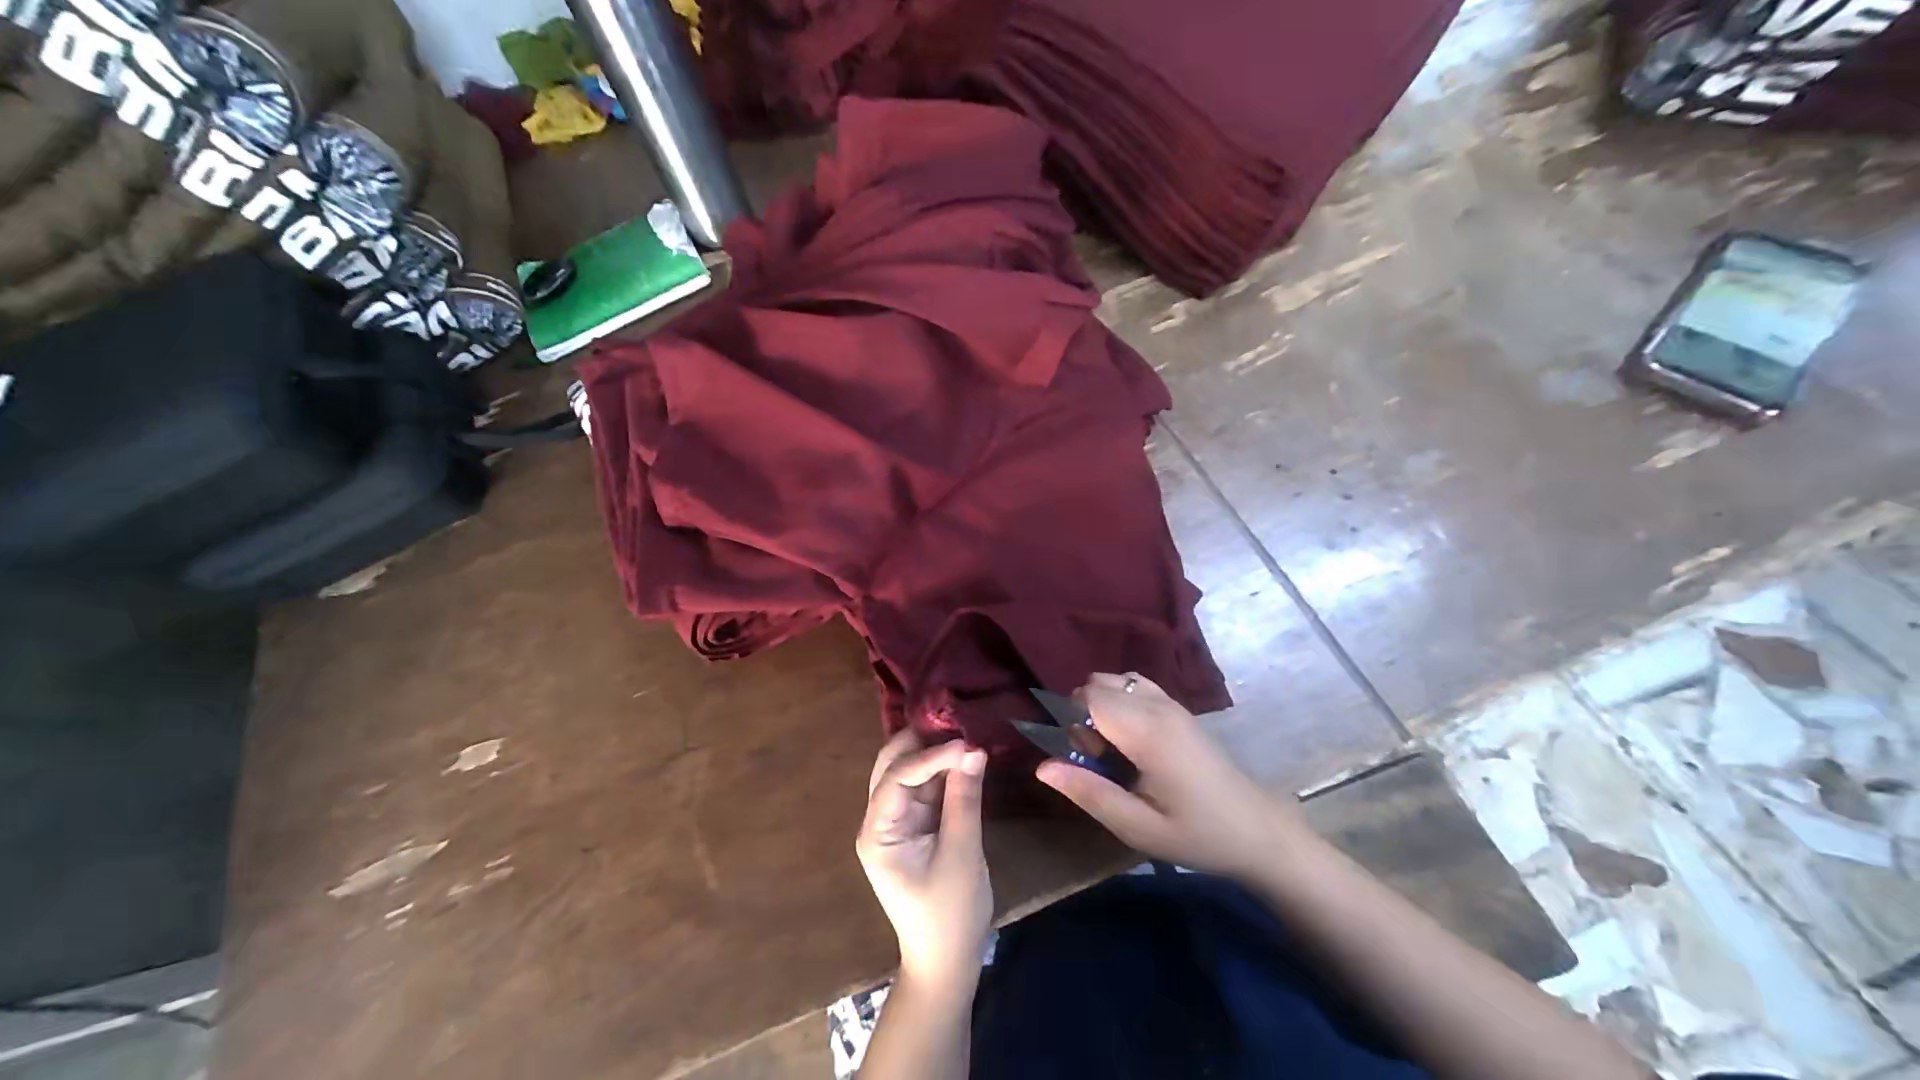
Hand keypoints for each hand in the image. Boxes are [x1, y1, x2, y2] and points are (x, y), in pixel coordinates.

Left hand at [855, 730, 992, 993]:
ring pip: (907, 771)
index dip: (930, 756)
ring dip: (933, 752)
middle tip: (958, 723)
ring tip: (964, 731)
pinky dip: (942, 769)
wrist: (947, 961)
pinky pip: (924, 787)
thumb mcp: (962, 855)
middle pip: (891, 766)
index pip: (896, 778)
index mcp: (877, 833)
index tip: (966, 743)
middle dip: (921, 742)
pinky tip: (963, 754)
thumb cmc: (950, 914)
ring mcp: (897, 821)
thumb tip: (974, 750)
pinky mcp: (916, 825)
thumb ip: (964, 799)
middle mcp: (880, 820)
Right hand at [1036, 672, 1307, 879]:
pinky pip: (1134, 686)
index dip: (1072, 723)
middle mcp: (1157, 705)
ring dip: (1101, 707)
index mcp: (1147, 731)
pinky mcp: (1179, 709)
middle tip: (1101, 761)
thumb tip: (1042, 766)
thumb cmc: (1197, 834)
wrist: (1258, 831)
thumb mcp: (1138, 827)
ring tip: (1115, 750)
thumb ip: (1088, 793)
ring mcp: (1171, 703)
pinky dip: (1120, 703)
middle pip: (1096, 683)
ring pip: (1114, 680)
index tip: (1087, 759)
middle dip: (1083, 715)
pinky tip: (1131, 741)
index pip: (1088, 696)